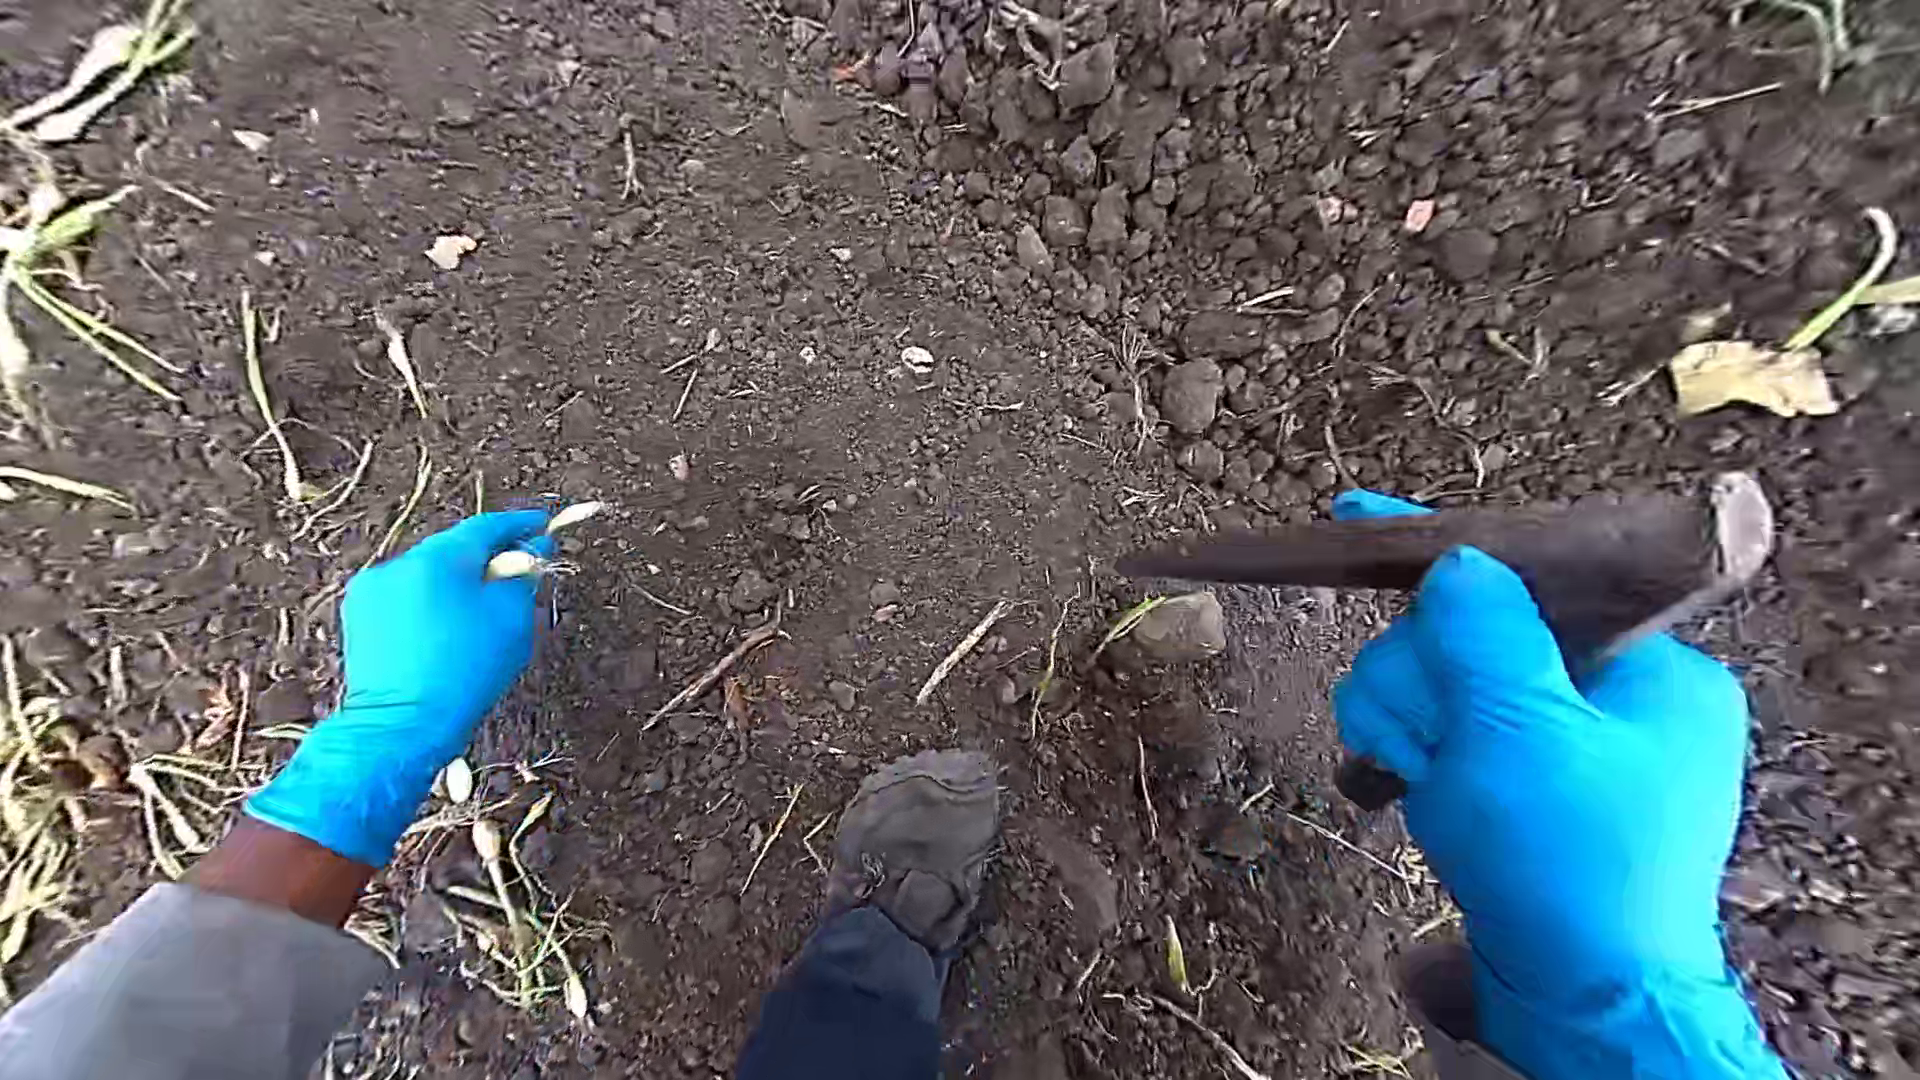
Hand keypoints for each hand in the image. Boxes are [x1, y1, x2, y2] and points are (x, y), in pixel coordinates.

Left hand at [246, 511, 552, 866]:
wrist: (404, 723)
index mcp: (437, 561)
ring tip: (495, 595)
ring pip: (433, 569)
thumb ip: (524, 573)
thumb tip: (533, 548)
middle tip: (526, 562)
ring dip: (466, 574)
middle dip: (493, 551)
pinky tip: (461, 616)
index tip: (545, 524)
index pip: (486, 526)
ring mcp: (373, 591)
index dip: (520, 523)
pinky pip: (412, 590)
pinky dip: (441, 593)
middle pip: (457, 545)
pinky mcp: (362, 616)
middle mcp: (398, 566)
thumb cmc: (469, 666)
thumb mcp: (513, 615)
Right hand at [1331, 491, 1780, 1079]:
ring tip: (1414, 765)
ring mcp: (1524, 717)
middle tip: (1424, 734)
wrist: (1565, 975)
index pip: (1527, 574)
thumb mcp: (1523, 735)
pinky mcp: (1481, 747)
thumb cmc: (1562, 851)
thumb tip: (1456, 560)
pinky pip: (1406, 708)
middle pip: (1446, 626)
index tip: (1356, 511)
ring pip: (1410, 668)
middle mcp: (1579, 680)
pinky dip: (1393, 736)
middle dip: (1414, 679)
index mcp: (1635, 664)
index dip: (1442, 543)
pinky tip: (1403, 771)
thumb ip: (1486, 636)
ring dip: (1396, 714)